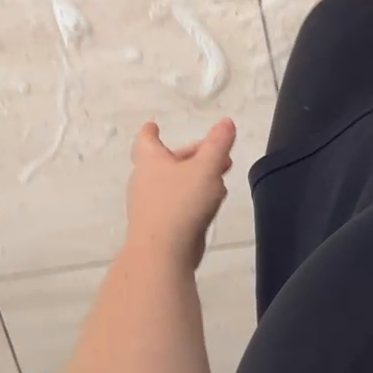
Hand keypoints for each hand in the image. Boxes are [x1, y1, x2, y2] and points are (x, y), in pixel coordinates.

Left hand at [124, 119, 235, 266]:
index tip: (153, 125)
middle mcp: (146, 180)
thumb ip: (218, 144)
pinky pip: (178, 199)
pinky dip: (194, 193)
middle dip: (192, 154)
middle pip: (168, 160)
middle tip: (217, 152)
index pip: (147, 141)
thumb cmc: (182, 202)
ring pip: (175, 180)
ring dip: (197, 174)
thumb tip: (226, 122)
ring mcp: (151, 202)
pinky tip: (213, 200)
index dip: (151, 132)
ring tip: (221, 175)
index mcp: (151, 162)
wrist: (163, 250)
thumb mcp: (207, 167)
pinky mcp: (161, 221)